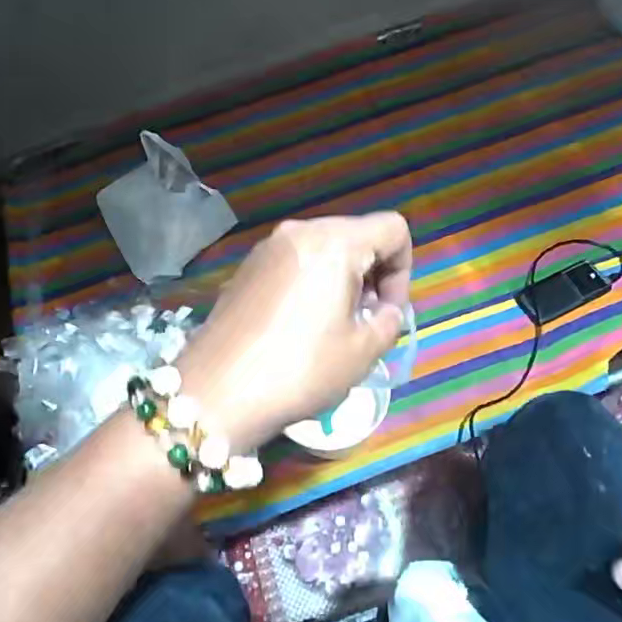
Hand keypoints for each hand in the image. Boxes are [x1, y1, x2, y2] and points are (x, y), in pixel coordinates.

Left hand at [176, 213, 411, 450]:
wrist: (218, 392)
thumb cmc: (300, 370)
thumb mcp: (363, 352)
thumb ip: (389, 321)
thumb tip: (384, 311)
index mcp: (333, 242)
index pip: (392, 229)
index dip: (403, 271)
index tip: (387, 312)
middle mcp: (297, 233)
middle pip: (355, 236)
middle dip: (371, 276)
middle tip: (364, 323)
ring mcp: (263, 250)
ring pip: (321, 251)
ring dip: (339, 283)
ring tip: (331, 330)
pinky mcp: (242, 272)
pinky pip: (291, 266)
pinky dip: (308, 287)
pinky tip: (297, 330)